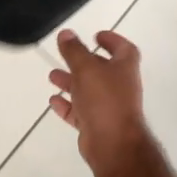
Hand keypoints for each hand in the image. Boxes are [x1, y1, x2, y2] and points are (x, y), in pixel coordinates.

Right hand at [49, 30, 152, 176]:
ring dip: (71, 82)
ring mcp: (108, 107)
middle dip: (82, 62)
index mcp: (124, 68)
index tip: (97, 35)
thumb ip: (74, 50)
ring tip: (52, 76)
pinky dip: (67, 105)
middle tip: (66, 55)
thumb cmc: (104, 99)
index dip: (112, 40)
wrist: (112, 142)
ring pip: (87, 90)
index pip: (123, 49)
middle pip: (101, 70)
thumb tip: (65, 33)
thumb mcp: (86, 68)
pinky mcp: (96, 124)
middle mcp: (119, 86)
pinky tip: (54, 100)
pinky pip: (79, 111)